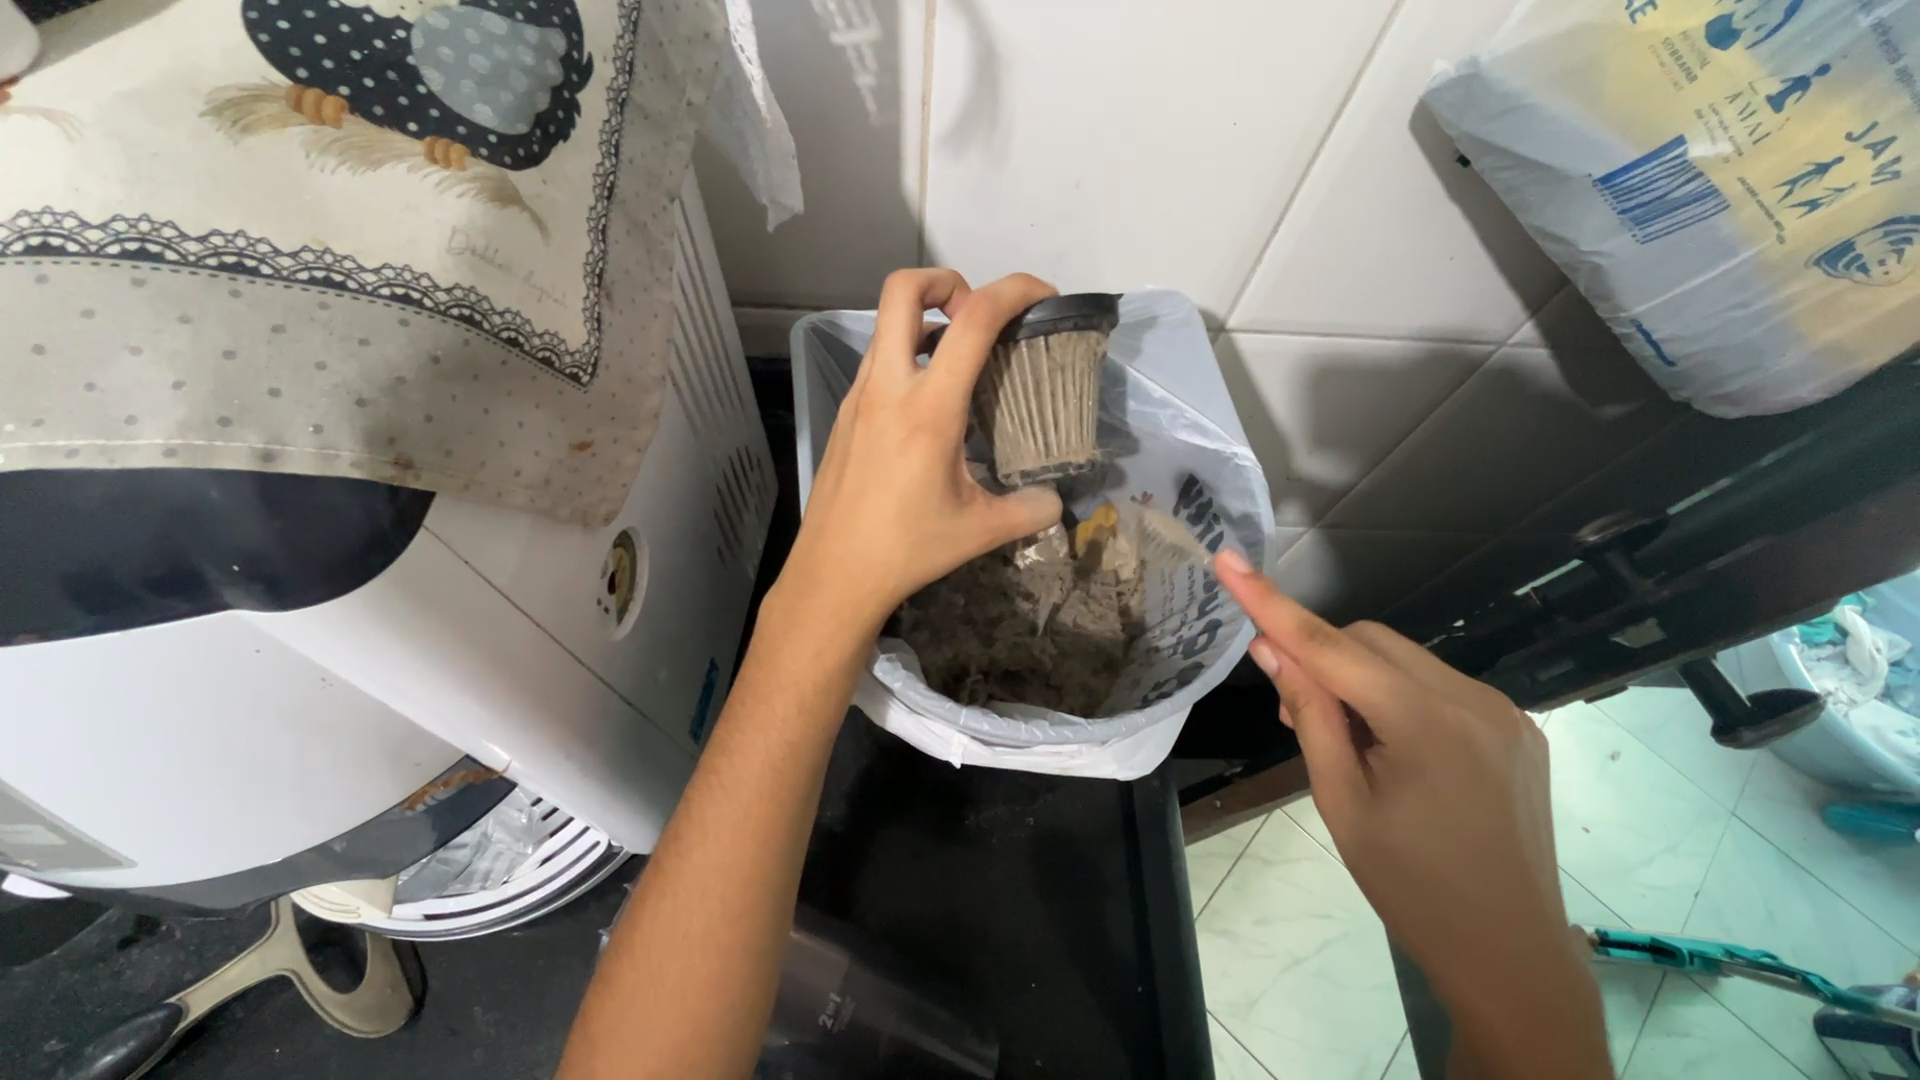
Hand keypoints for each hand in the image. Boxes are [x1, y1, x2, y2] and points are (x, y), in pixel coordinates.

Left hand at [770, 269, 1065, 637]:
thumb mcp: (980, 531)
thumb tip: (1056, 500)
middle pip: (902, 290)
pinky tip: (928, 404)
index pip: (973, 320)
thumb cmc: (907, 549)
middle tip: (978, 314)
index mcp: (929, 409)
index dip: (1014, 290)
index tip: (1042, 297)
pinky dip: (907, 356)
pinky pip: (877, 361)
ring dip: (925, 321)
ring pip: (886, 326)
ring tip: (960, 360)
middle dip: (946, 280)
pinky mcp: (846, 414)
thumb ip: (1030, 510)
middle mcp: (888, 388)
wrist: (834, 572)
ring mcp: (859, 397)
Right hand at [1214, 552, 1605, 1076]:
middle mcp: (1472, 699)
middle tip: (1294, 716)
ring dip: (1358, 678)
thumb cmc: (1410, 887)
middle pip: (1369, 640)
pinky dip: (1396, 694)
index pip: (1329, 645)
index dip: (1271, 602)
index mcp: (1426, 723)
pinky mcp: (1514, 725)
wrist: (1510, 952)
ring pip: (1402, 657)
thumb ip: (1309, 715)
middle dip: (1321, 658)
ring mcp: (1502, 710)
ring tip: (1347, 742)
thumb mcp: (1341, 802)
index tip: (1228, 559)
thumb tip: (1272, 648)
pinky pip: (1436, 683)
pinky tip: (1392, 747)